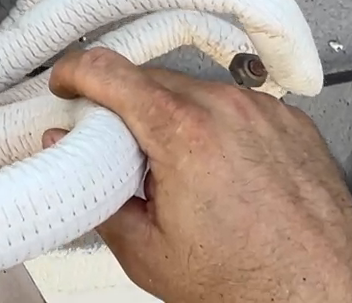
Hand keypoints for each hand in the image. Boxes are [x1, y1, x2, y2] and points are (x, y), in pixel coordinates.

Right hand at [47, 48, 351, 302]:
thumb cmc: (253, 288)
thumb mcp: (147, 253)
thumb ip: (91, 191)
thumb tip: (61, 150)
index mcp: (183, 131)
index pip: (107, 70)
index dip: (73, 71)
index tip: (65, 81)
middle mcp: (224, 108)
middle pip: (146, 78)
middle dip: (123, 103)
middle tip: (118, 145)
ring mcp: (262, 110)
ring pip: (190, 87)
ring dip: (170, 110)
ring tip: (177, 164)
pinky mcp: (290, 120)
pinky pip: (233, 102)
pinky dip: (215, 122)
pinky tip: (219, 166)